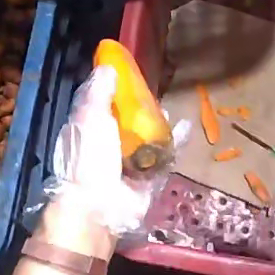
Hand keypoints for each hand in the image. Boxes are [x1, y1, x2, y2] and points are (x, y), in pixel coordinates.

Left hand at [41, 65, 160, 255]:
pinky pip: (165, 157)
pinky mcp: (148, 179)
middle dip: (140, 108)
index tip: (128, 73)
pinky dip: (175, 142)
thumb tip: (108, 68)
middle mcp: (108, 146)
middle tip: (153, 92)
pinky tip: (185, 127)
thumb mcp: (89, 118)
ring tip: (169, 109)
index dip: (114, 90)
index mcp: (89, 130)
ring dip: (158, 124)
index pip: (101, 106)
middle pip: (127, 122)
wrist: (98, 207)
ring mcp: (129, 164)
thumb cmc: (89, 158)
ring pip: (148, 139)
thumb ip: (99, 93)